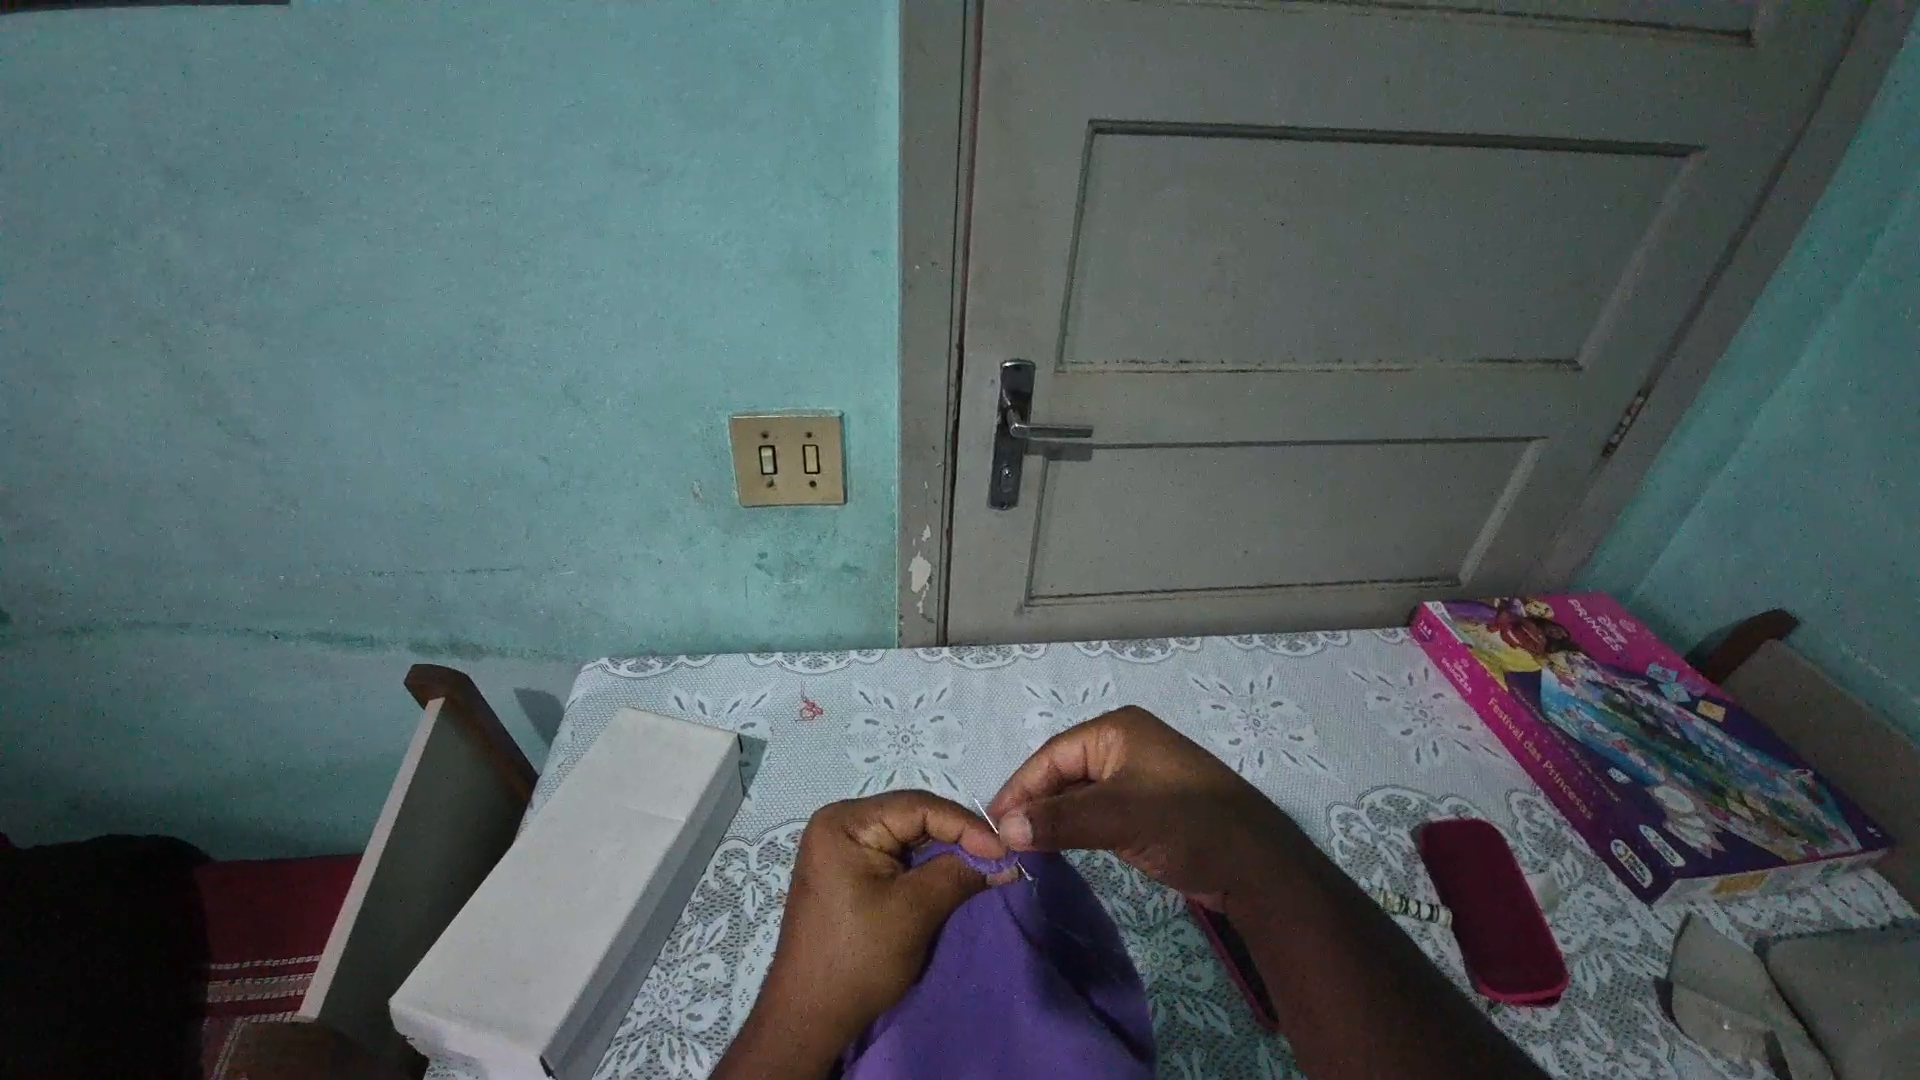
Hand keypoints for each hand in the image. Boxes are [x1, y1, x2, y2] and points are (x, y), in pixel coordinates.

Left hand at [715, 791, 1011, 1079]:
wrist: (809, 1017)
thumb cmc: (857, 959)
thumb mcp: (914, 911)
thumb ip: (959, 874)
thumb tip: (1005, 859)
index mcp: (844, 822)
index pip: (917, 806)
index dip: (965, 824)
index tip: (1004, 849)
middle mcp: (839, 822)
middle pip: (912, 816)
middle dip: (957, 836)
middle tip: (998, 856)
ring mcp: (842, 846)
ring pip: (907, 835)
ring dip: (945, 850)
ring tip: (983, 864)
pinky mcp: (849, 869)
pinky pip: (896, 854)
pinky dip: (926, 864)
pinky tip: (954, 873)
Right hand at [989, 706, 1305, 910]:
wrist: (1258, 866)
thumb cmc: (1188, 824)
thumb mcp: (1120, 817)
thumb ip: (1060, 820)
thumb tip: (1004, 828)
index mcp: (1117, 729)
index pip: (1053, 755)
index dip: (1020, 787)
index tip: (993, 823)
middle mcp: (1124, 744)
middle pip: (1063, 771)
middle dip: (1034, 803)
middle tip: (1005, 839)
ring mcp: (1136, 776)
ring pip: (1078, 793)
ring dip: (1052, 817)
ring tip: (1024, 846)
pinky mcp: (1145, 806)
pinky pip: (1096, 811)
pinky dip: (1074, 827)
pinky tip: (1057, 846)